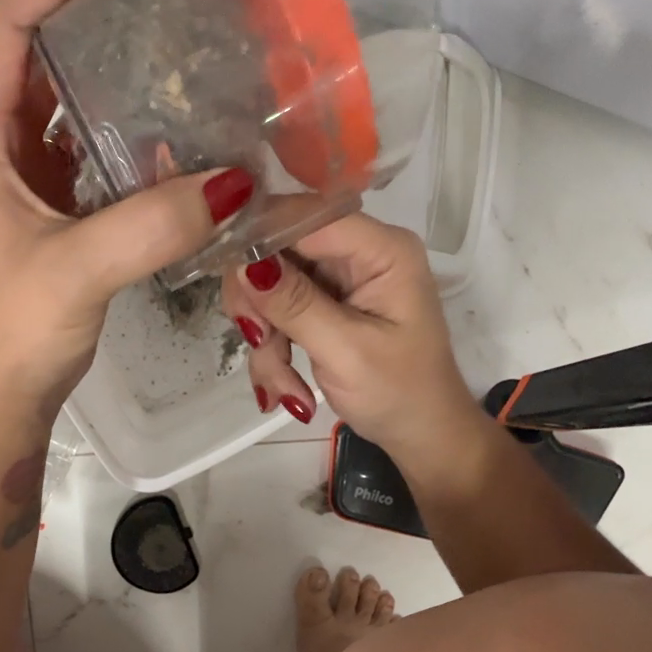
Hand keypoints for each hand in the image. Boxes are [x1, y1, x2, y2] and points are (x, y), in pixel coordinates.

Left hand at [0, 0, 255, 414]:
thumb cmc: (18, 330)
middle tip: (162, 18)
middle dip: (95, 30)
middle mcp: (5, 155)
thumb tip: (236, 182)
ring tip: (178, 63)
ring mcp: (36, 188)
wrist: (8, 397)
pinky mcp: (63, 221)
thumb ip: (151, 226)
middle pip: (43, 64)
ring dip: (118, 87)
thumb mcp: (78, 270)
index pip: (8, 34)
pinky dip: (133, 146)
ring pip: (74, 114)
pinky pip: (98, 163)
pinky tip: (177, 145)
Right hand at [223, 213, 476, 453]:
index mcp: (379, 249)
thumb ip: (295, 305)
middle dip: (260, 305)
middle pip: (279, 252)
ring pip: (270, 289)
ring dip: (267, 343)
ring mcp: (338, 281)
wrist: (421, 434)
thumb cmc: (400, 393)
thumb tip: (243, 264)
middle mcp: (357, 253)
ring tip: (284, 389)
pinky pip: (278, 316)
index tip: (229, 280)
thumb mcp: (346, 352)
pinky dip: (274, 354)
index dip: (260, 238)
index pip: (305, 217)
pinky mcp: (323, 306)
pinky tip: (287, 390)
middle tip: (259, 345)